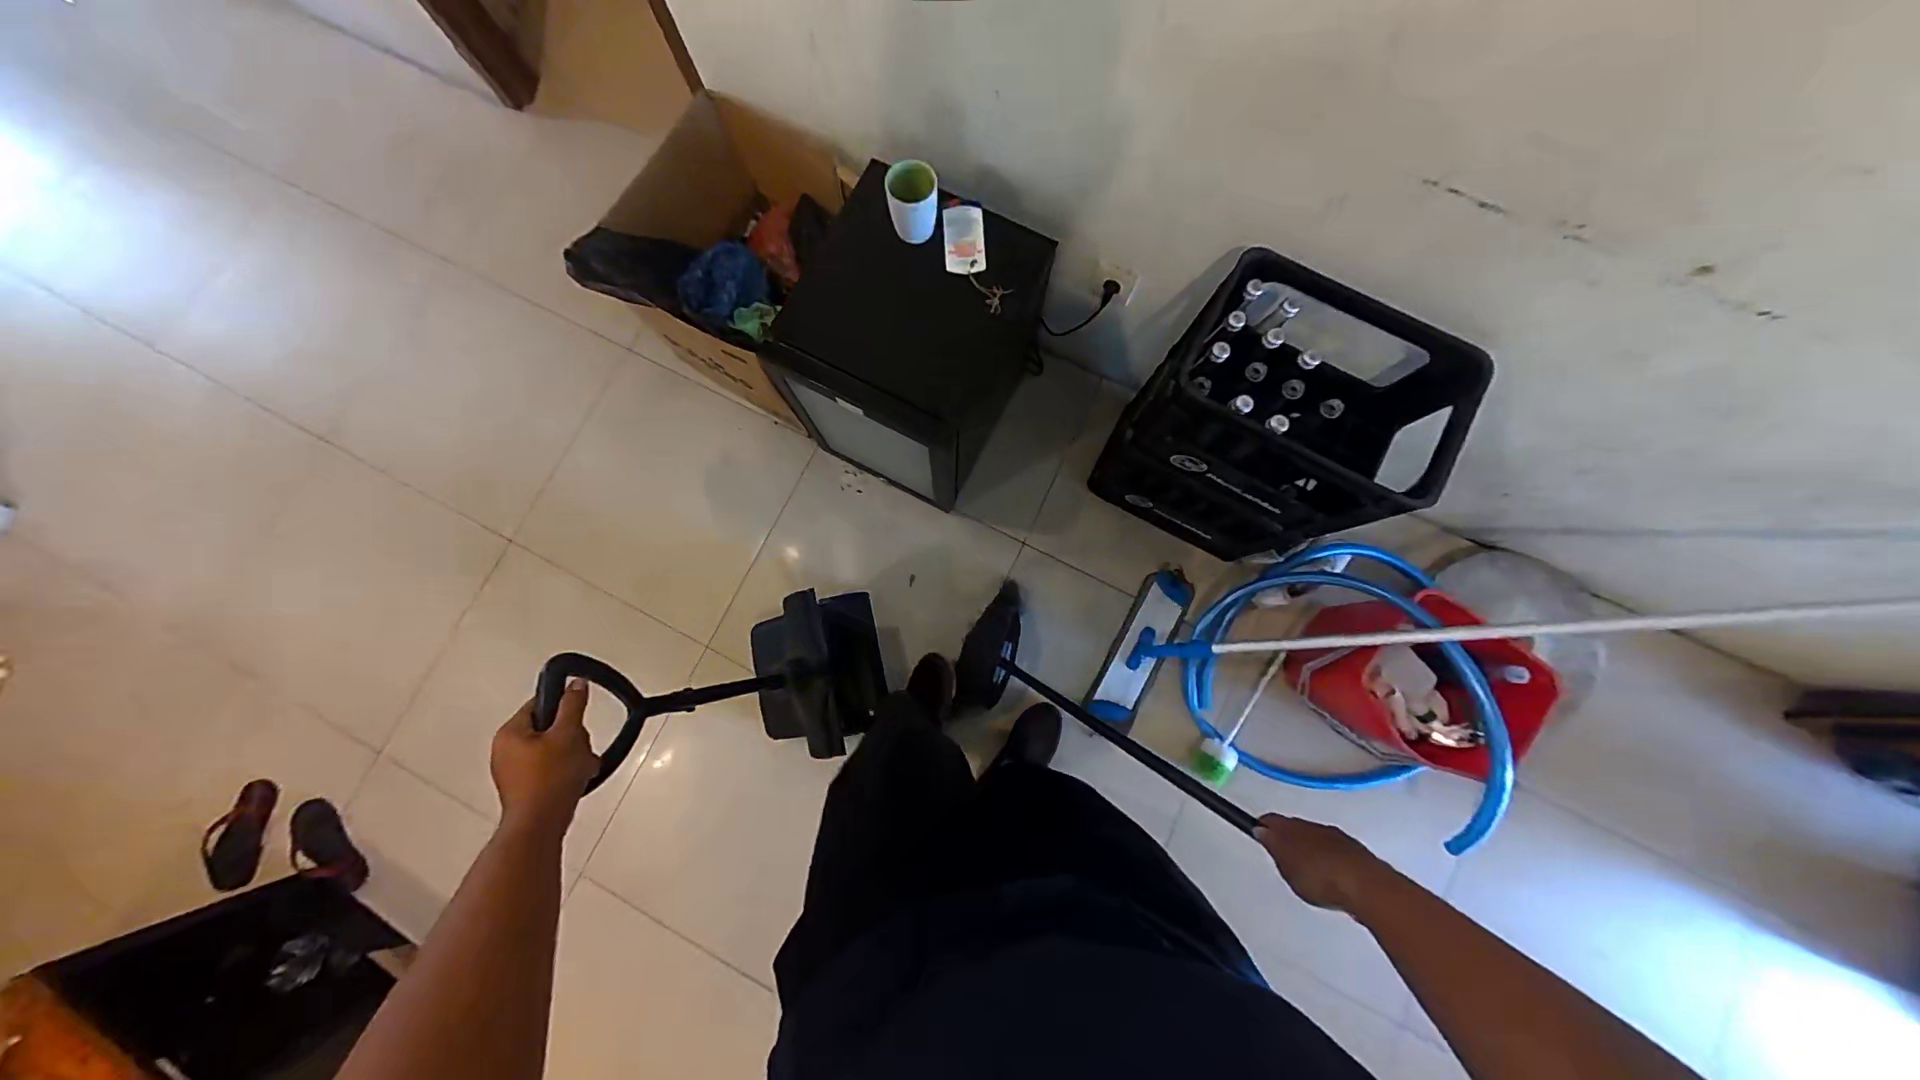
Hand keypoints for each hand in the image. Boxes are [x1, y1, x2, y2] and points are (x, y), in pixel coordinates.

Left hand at [491, 678, 597, 833]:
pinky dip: (567, 770)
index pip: (540, 703)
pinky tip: (577, 778)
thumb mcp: (567, 733)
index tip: (578, 719)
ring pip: (554, 749)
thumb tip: (576, 683)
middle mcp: (506, 750)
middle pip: (549, 727)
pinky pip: (551, 768)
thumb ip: (573, 705)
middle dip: (572, 736)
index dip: (564, 707)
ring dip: (573, 754)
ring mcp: (514, 771)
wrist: (540, 824)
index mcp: (510, 732)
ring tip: (581, 766)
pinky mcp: (525, 788)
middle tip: (580, 747)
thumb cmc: (551, 777)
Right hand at [1253, 814, 1395, 913]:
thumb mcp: (1286, 869)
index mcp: (1294, 826)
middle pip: (1294, 827)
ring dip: (1310, 849)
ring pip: (1316, 839)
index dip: (1261, 825)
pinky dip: (1329, 860)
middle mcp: (1316, 827)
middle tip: (1279, 852)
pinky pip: (1335, 852)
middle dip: (1287, 837)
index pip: (1270, 819)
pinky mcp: (1357, 856)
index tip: (1256, 829)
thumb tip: (1263, 834)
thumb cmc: (1324, 876)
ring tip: (1306, 871)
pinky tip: (1328, 876)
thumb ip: (1273, 850)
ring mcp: (1338, 840)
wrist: (1367, 888)